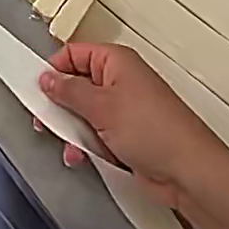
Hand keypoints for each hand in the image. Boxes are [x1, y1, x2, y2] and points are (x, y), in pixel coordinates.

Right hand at [38, 42, 228, 206]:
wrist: (189, 174)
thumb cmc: (153, 130)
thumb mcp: (100, 106)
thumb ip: (68, 91)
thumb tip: (47, 79)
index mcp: (116, 61)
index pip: (74, 54)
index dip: (54, 69)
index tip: (38, 89)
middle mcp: (119, 81)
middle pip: (76, 84)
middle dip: (61, 105)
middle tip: (45, 120)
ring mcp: (123, 109)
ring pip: (83, 113)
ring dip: (72, 130)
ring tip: (70, 144)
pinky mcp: (126, 136)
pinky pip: (96, 133)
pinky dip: (86, 144)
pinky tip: (81, 156)